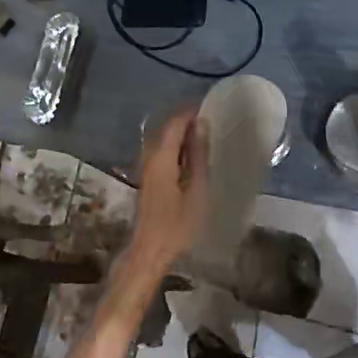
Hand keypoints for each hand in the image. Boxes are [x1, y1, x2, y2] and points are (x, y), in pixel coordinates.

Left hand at [129, 106, 208, 271]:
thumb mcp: (196, 190)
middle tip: (212, 120)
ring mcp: (145, 166)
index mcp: (162, 157)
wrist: (149, 249)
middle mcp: (149, 156)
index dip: (191, 112)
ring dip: (181, 133)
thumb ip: (198, 156)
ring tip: (205, 134)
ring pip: (163, 139)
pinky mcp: (147, 177)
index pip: (175, 122)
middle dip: (187, 120)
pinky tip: (192, 155)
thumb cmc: (176, 224)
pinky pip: (162, 151)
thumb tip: (201, 127)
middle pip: (166, 128)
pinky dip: (176, 146)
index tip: (212, 107)